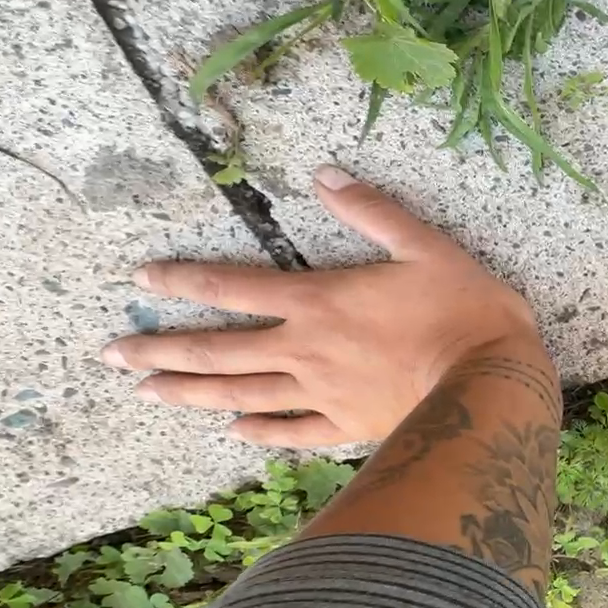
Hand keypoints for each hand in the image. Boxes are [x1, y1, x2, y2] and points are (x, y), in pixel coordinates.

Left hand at [103, 166, 548, 446]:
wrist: (493, 375)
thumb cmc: (467, 310)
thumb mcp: (430, 249)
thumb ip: (375, 213)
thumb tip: (326, 175)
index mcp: (319, 302)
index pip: (232, 288)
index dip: (183, 280)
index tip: (143, 280)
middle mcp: (305, 350)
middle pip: (217, 350)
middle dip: (161, 348)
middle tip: (114, 352)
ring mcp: (325, 392)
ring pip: (242, 393)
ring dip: (190, 391)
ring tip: (150, 391)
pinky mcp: (351, 422)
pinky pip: (294, 430)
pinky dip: (262, 432)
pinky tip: (237, 430)